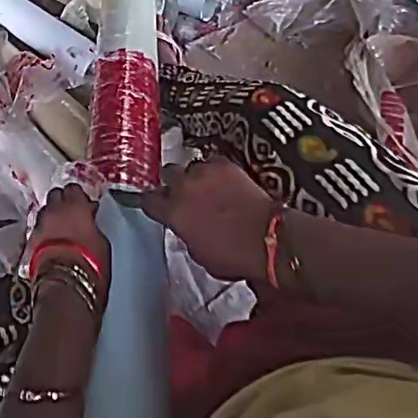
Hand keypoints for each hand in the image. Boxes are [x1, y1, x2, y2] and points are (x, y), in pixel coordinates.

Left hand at [28, 184, 110, 291]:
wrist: (63, 285)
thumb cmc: (91, 264)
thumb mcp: (102, 242)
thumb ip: (93, 225)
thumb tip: (89, 220)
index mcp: (75, 206)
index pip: (73, 189)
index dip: (79, 196)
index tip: (85, 205)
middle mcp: (53, 210)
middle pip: (55, 195)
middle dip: (62, 202)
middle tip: (72, 214)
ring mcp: (39, 224)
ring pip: (44, 211)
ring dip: (52, 216)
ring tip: (61, 229)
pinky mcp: (29, 240)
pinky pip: (38, 228)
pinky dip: (44, 231)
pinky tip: (51, 242)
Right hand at [141, 158, 273, 282]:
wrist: (269, 239)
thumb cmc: (234, 255)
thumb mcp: (199, 254)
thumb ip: (185, 233)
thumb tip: (185, 226)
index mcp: (173, 212)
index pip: (148, 200)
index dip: (151, 202)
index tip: (156, 204)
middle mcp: (182, 188)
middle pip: (167, 174)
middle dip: (174, 183)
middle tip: (185, 194)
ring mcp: (203, 173)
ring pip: (191, 167)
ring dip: (196, 177)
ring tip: (208, 188)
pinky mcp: (224, 165)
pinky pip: (212, 163)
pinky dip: (216, 171)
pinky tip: (224, 182)